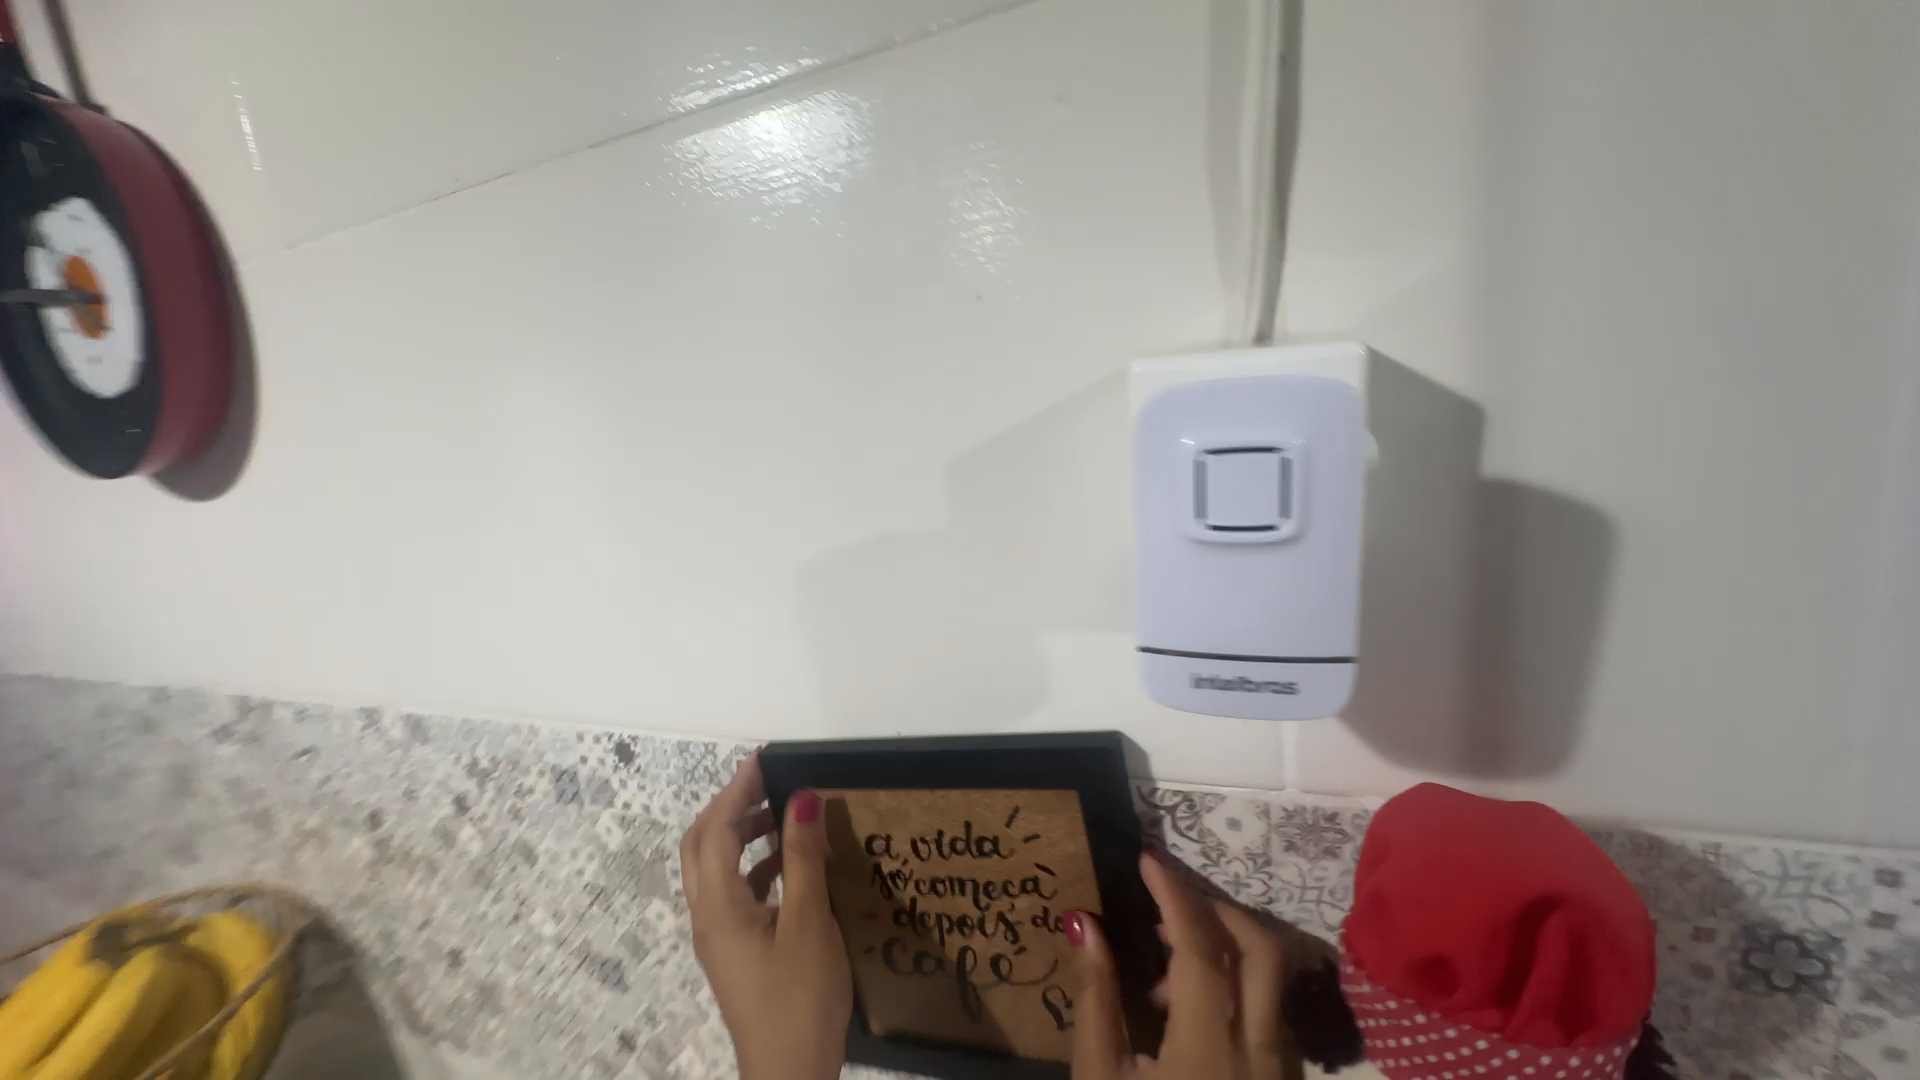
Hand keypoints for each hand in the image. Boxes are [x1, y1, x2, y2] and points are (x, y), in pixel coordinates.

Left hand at [681, 756, 852, 1079]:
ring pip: (718, 870)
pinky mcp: (736, 951)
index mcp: (718, 907)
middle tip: (769, 784)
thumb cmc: (799, 996)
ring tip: (786, 816)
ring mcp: (719, 937)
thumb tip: (803, 798)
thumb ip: (802, 858)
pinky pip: (736, 892)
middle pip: (702, 847)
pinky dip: (756, 866)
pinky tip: (791, 866)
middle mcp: (708, 917)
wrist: (790, 1074)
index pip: (715, 831)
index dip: (736, 791)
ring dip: (744, 835)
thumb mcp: (808, 921)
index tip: (762, 759)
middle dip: (730, 808)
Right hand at [1068, 852, 1287, 1079]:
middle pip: (1261, 950)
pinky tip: (1189, 1007)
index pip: (1201, 949)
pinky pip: (1268, 1011)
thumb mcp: (1096, 1078)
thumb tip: (1084, 923)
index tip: (1148, 860)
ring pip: (1271, 979)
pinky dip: (1234, 983)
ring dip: (1225, 948)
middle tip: (1168, 904)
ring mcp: (1278, 1071)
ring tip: (1166, 968)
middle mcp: (1258, 1053)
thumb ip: (1095, 996)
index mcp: (1208, 1049)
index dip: (1174, 895)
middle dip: (1215, 909)